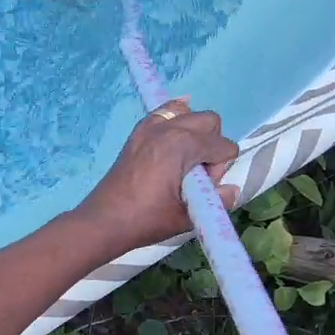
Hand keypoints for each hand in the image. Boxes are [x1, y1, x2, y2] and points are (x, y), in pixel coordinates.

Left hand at [72, 98, 238, 253]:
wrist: (103, 222)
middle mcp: (166, 128)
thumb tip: (231, 189)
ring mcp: (148, 128)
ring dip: (194, 131)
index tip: (200, 187)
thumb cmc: (144, 220)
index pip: (224, 146)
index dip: (219, 169)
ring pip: (187, 112)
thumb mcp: (187, 217)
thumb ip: (217, 201)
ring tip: (184, 158)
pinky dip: (174, 116)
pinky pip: (162, 112)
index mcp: (182, 145)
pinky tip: (175, 131)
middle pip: (209, 121)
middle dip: (211, 144)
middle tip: (195, 173)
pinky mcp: (136, 134)